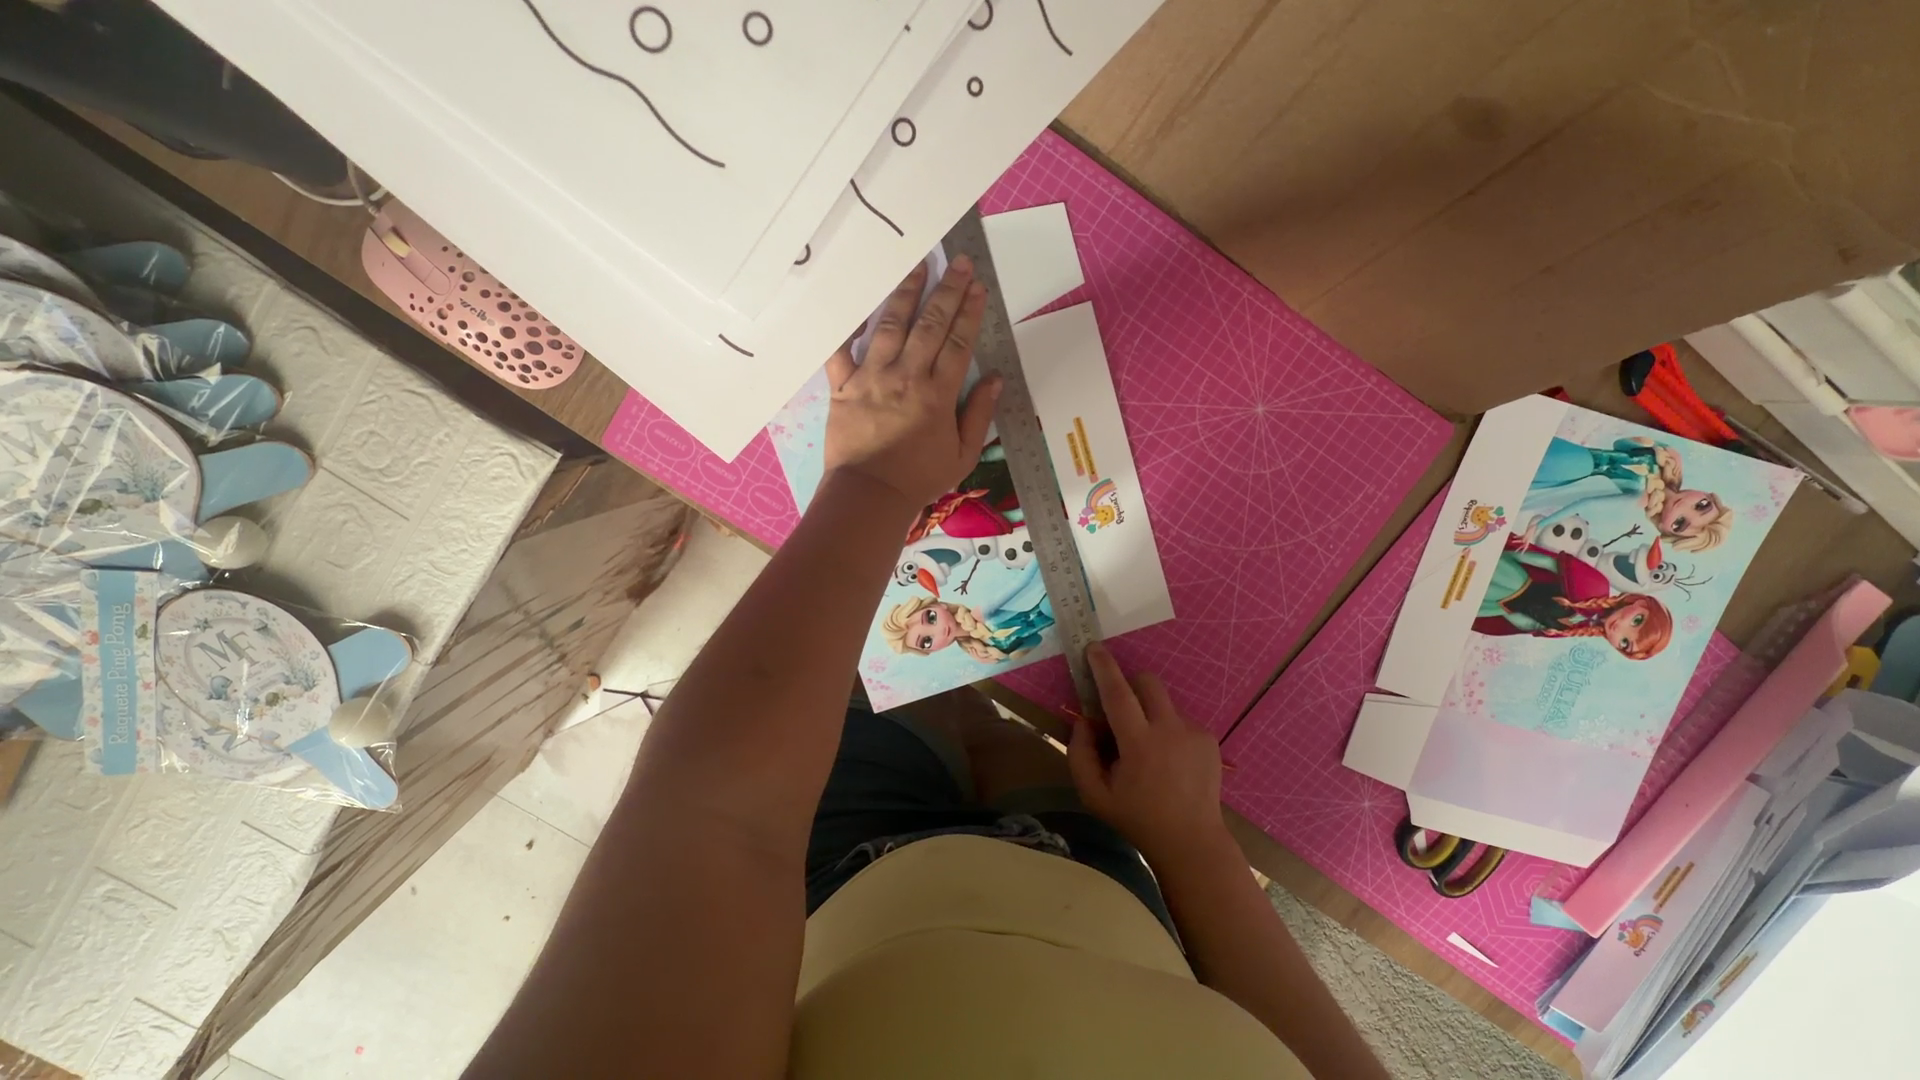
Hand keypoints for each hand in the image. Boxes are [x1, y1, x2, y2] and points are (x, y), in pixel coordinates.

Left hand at [823, 256, 1000, 511]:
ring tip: (917, 266)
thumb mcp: (962, 454)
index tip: (977, 285)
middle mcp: (906, 376)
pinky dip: (847, 326)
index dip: (970, 311)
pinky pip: (841, 349)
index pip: (959, 342)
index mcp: (938, 394)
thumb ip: (979, 414)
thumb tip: (996, 379)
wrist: (869, 495)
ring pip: (890, 325)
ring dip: (906, 293)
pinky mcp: (843, 385)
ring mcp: (871, 377)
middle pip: (930, 325)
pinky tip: (859, 302)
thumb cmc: (919, 478)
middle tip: (958, 263)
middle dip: (946, 290)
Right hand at [1067, 642, 1225, 865]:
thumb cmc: (1136, 818)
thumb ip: (1079, 753)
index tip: (1093, 648)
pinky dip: (1167, 730)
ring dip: (1148, 714)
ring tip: (1147, 753)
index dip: (1103, 667)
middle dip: (1129, 684)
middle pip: (1148, 683)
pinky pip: (1179, 721)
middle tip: (1118, 708)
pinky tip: (1168, 762)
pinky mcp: (1208, 739)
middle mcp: (1170, 730)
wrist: (1191, 841)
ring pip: (1163, 703)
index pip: (1118, 693)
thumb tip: (1082, 721)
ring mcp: (1194, 733)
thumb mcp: (1094, 795)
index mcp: (1139, 744)